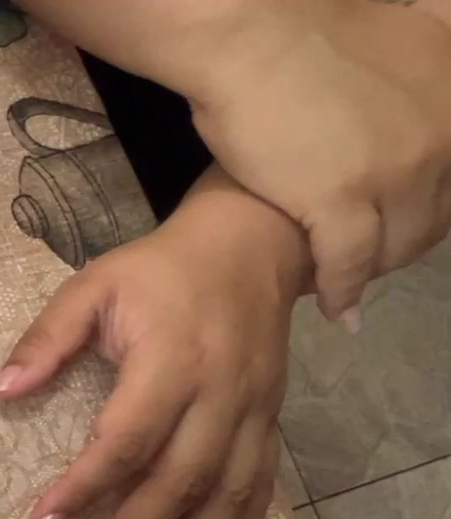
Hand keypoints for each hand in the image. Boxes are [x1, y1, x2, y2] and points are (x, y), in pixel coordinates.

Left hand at [0, 169, 306, 518]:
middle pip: (180, 479)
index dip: (84, 485)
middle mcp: (223, 395)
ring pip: (229, 493)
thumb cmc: (156, 272)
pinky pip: (261, 484)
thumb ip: (45, 340)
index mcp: (173, 364)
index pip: (125, 440)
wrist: (256, 245)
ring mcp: (257, 411)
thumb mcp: (90, 289)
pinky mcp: (272, 420)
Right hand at [190, 0, 450, 318]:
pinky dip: (340, 290)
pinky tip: (332, 307)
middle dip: (399, 249)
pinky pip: (346, 260)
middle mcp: (447, 137)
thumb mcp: (412, 36)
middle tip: (361, 268)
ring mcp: (398, 171)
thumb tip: (436, 56)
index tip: (393, 234)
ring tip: (340, 289)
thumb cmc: (315, 39)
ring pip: (395, 245)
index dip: (426, 216)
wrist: (261, 45)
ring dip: (369, 273)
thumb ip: (430, 65)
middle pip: (434, 218)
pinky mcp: (339, 200)